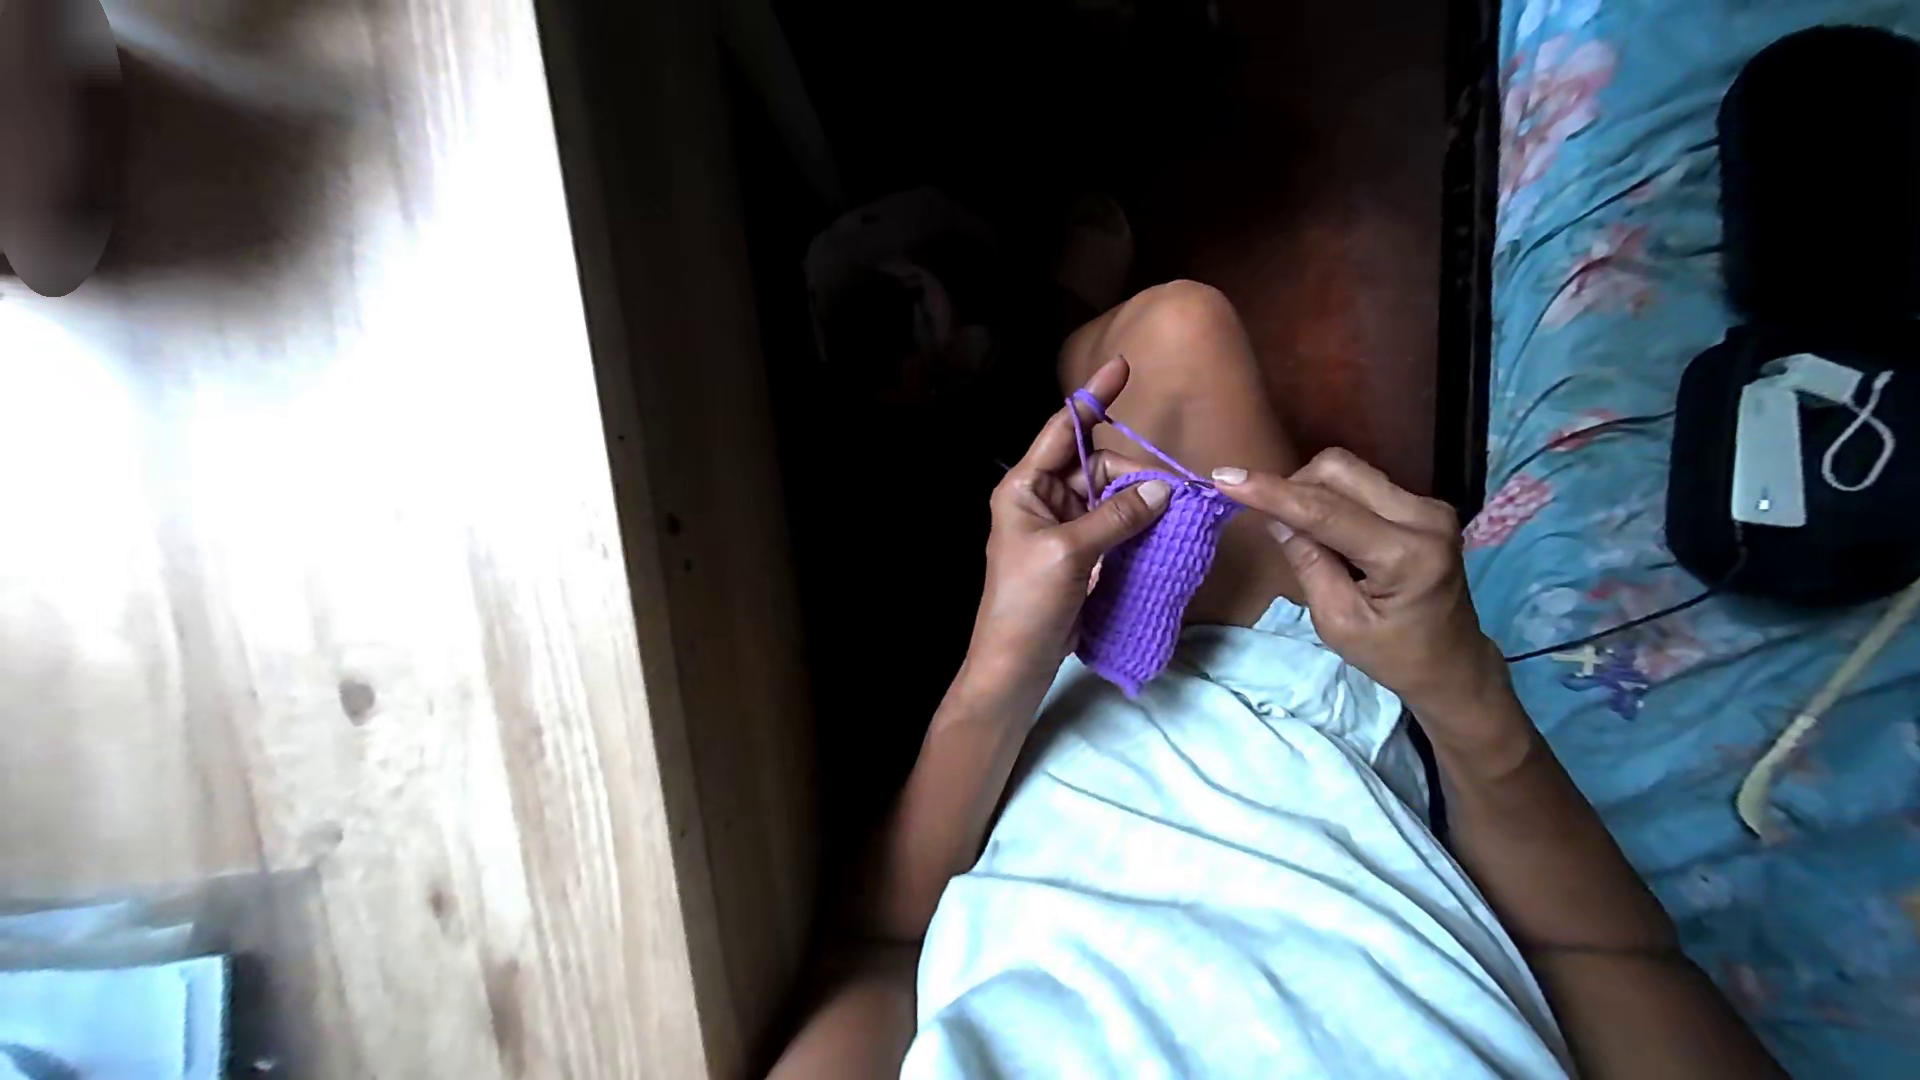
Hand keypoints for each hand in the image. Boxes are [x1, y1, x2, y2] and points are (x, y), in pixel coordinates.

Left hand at [964, 358, 1170, 702]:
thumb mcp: (1069, 552)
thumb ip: (1116, 516)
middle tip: (1172, 492)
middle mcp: (1044, 498)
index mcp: (1025, 487)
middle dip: (1134, 470)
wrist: (1017, 660)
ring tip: (1175, 510)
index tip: (1123, 366)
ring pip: (1111, 494)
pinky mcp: (1082, 551)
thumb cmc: (1027, 601)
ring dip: (1142, 499)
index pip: (1061, 429)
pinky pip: (1115, 523)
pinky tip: (1164, 526)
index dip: (1093, 398)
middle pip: (1096, 464)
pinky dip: (1139, 522)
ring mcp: (1064, 525)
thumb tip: (1164, 489)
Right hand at [1210, 449, 1515, 744]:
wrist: (1452, 663)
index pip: (1325, 511)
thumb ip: (1308, 563)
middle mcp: (1424, 517)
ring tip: (1305, 536)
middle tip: (1273, 522)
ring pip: (1347, 471)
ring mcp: (1427, 507)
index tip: (1225, 477)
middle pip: (1338, 470)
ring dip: (1309, 492)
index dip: (1271, 492)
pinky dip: (1328, 499)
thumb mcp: (1337, 620)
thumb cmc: (1392, 654)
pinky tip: (1327, 534)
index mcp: (1406, 556)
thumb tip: (1276, 519)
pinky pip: (1360, 483)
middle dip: (1292, 487)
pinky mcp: (1421, 506)